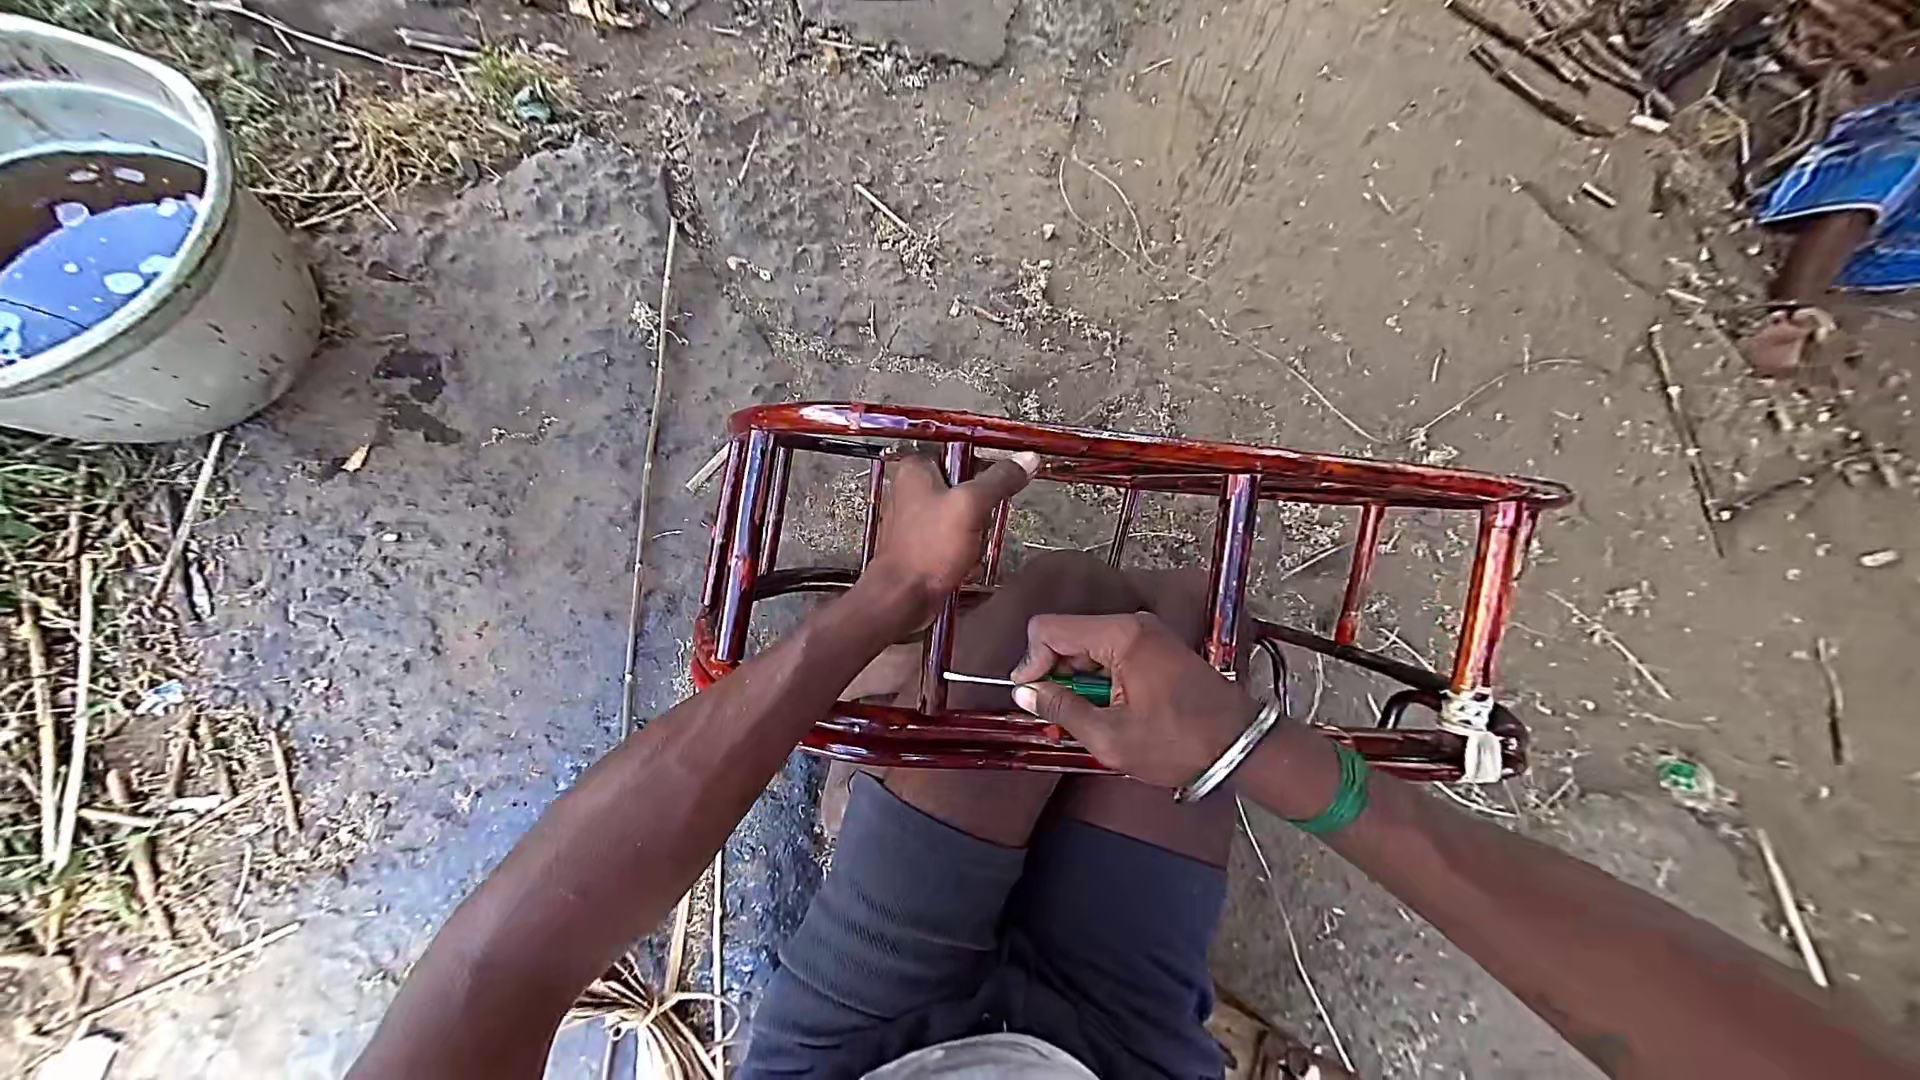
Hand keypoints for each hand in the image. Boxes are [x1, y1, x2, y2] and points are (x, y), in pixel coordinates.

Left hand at [863, 451, 1039, 624]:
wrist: (902, 598)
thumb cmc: (928, 550)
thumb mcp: (971, 506)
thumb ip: (999, 479)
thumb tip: (1027, 460)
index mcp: (916, 468)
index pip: (963, 452)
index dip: (985, 470)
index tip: (996, 488)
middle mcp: (912, 489)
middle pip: (968, 487)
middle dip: (981, 511)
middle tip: (978, 525)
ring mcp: (917, 518)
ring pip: (965, 516)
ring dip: (976, 534)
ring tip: (969, 548)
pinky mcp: (923, 543)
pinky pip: (956, 539)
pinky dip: (965, 551)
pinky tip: (962, 563)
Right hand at [1009, 612, 1264, 786]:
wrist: (1242, 746)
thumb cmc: (1181, 743)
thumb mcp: (1111, 736)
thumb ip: (1061, 709)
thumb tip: (1024, 693)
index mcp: (1120, 636)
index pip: (1049, 629)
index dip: (1031, 662)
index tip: (1029, 696)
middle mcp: (1132, 624)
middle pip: (1066, 634)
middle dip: (1052, 672)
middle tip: (1053, 712)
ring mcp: (1146, 633)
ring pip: (1085, 644)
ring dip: (1074, 678)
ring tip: (1081, 716)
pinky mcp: (1154, 646)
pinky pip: (1107, 652)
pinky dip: (1095, 677)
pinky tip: (1102, 707)